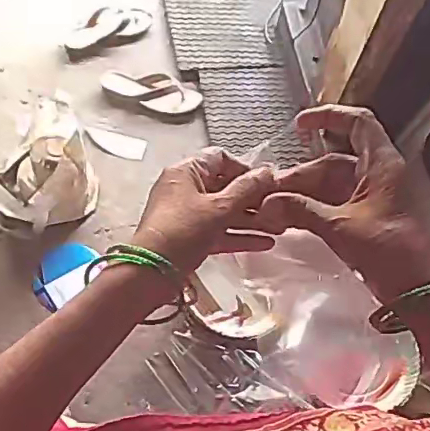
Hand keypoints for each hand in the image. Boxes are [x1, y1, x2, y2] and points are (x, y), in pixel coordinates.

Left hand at [130, 148, 276, 271]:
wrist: (153, 272)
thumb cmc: (181, 231)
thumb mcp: (219, 208)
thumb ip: (246, 189)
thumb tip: (267, 172)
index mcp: (185, 172)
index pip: (220, 158)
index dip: (245, 168)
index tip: (266, 181)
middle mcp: (184, 190)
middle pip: (224, 187)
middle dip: (252, 198)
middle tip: (276, 206)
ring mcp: (186, 215)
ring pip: (224, 212)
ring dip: (250, 219)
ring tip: (276, 226)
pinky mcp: (190, 238)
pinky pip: (219, 231)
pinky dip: (239, 236)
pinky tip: (264, 243)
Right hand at [256, 105, 429, 296]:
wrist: (414, 286)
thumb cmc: (388, 249)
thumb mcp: (340, 226)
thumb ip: (302, 210)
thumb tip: (269, 203)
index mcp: (380, 164)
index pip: (357, 123)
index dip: (328, 117)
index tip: (300, 124)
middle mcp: (376, 175)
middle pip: (333, 162)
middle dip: (300, 175)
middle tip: (271, 192)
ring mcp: (370, 199)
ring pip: (330, 186)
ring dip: (302, 195)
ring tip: (274, 209)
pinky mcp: (364, 220)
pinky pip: (333, 206)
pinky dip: (312, 210)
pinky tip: (289, 219)